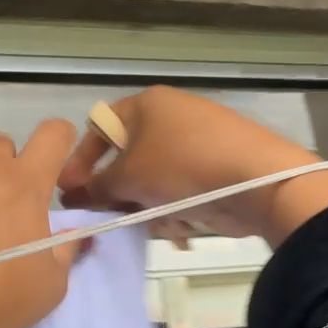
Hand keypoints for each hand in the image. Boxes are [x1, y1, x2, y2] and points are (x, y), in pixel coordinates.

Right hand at [57, 86, 327, 246]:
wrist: (257, 180)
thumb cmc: (181, 167)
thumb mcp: (127, 178)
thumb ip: (94, 187)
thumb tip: (73, 196)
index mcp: (146, 103)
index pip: (98, 128)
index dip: (79, 161)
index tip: (70, 192)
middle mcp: (171, 113)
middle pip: (126, 153)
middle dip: (112, 186)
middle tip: (102, 213)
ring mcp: (197, 137)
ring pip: (152, 174)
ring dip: (140, 200)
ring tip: (140, 222)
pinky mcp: (218, 162)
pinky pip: (179, 184)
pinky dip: (169, 203)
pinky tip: (171, 224)